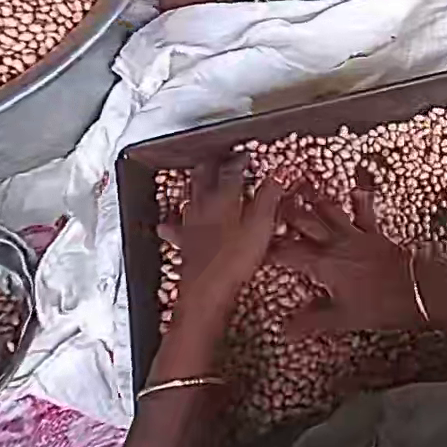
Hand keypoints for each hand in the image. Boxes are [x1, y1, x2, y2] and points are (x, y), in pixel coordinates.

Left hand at [158, 155, 286, 327]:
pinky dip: (175, 219)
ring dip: (197, 185)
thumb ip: (269, 198)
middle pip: (203, 175)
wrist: (207, 290)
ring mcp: (190, 223)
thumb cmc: (236, 258)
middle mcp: (203, 205)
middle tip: (222, 160)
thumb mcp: (262, 225)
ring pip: (190, 195)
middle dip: (213, 164)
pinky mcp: (183, 241)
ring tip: (202, 180)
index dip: (240, 160)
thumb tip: (279, 175)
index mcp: (224, 197)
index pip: (232, 170)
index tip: (247, 156)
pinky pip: (177, 224)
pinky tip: (167, 224)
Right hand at [270, 185, 424, 337]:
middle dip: (284, 213)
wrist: (416, 291)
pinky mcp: (374, 232)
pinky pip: (363, 210)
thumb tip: (285, 330)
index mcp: (322, 264)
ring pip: (328, 210)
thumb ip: (311, 320)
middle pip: (303, 222)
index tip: (255, 247)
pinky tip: (355, 187)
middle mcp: (335, 243)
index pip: (287, 252)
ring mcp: (356, 234)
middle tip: (269, 204)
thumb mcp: (342, 318)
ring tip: (300, 189)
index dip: (269, 249)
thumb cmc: (379, 305)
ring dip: (314, 200)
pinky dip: (358, 198)